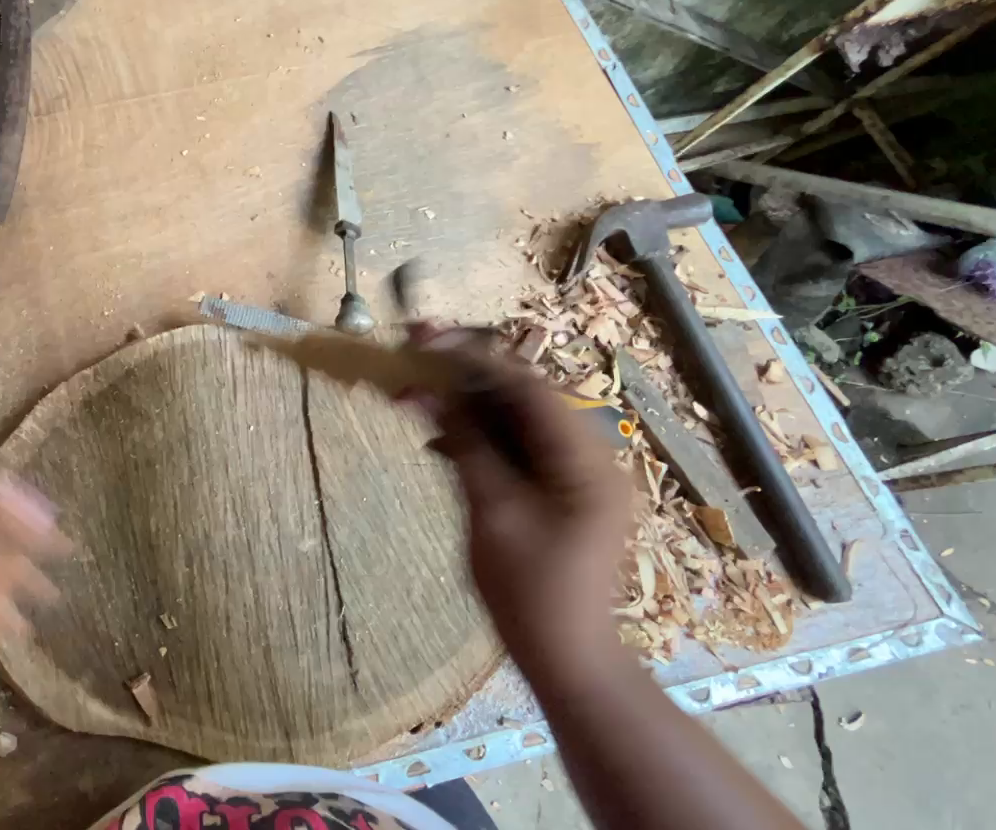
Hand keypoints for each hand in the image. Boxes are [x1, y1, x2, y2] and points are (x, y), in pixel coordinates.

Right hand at [405, 323, 631, 678]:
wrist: (566, 655)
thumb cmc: (530, 590)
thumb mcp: (491, 511)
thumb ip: (466, 443)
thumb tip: (431, 391)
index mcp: (581, 457)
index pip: (525, 383)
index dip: (471, 355)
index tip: (421, 340)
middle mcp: (585, 454)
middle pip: (520, 393)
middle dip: (462, 373)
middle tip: (410, 355)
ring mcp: (572, 472)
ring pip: (512, 417)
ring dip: (463, 405)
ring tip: (411, 396)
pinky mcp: (556, 489)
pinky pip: (513, 445)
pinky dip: (475, 437)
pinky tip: (438, 441)